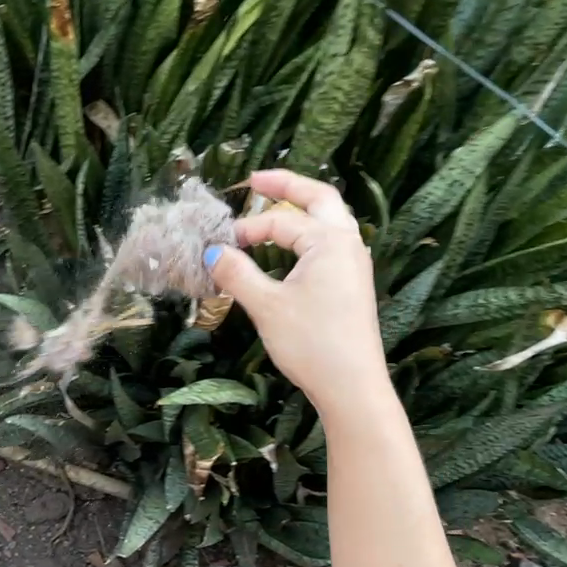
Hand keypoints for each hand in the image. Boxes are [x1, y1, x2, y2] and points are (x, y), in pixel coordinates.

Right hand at [205, 170, 388, 416]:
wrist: (351, 384)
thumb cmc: (310, 342)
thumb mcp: (266, 306)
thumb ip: (238, 274)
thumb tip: (212, 253)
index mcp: (330, 241)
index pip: (282, 222)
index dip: (246, 229)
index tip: (217, 244)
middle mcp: (348, 244)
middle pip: (319, 200)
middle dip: (287, 188)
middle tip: (257, 181)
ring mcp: (353, 265)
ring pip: (328, 223)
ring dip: (300, 213)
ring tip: (272, 211)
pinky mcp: (351, 286)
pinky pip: (329, 246)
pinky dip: (306, 238)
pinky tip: (289, 253)